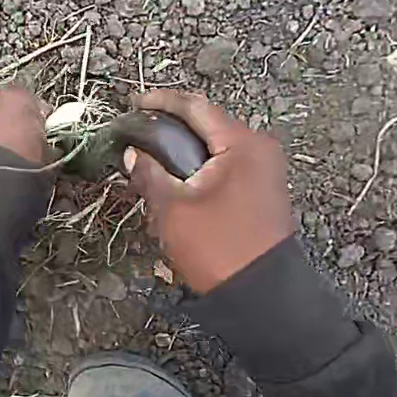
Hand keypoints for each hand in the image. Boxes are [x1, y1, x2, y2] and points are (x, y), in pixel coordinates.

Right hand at [124, 90, 293, 294]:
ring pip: (216, 146)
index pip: (196, 107)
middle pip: (208, 124)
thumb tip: (132, 152)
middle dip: (171, 127)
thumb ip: (149, 173)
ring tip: (151, 156)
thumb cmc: (217, 247)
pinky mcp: (262, 189)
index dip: (161, 102)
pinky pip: (226, 165)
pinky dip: (200, 166)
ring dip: (185, 148)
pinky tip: (176, 178)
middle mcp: (259, 148)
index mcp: (242, 144)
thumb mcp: (173, 209)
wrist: (261, 294)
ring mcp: (264, 169)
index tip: (133, 104)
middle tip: (138, 133)